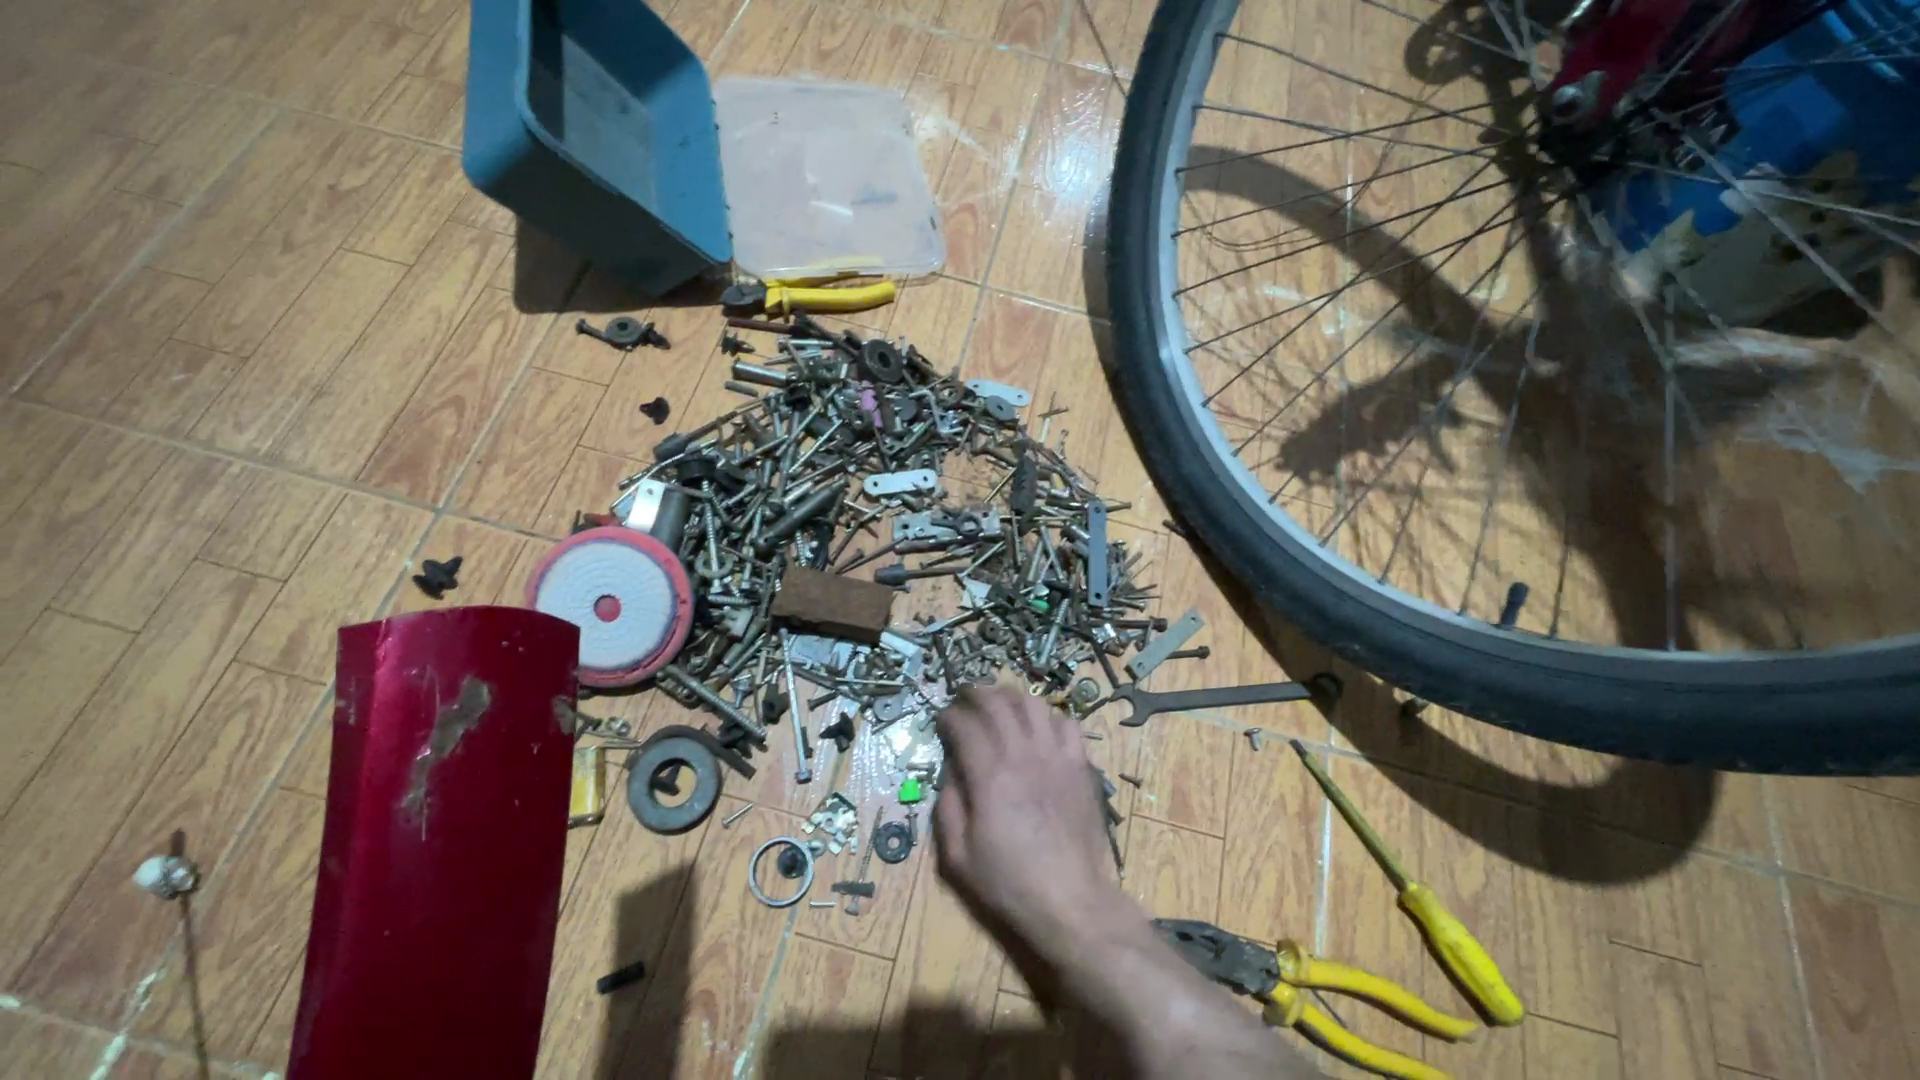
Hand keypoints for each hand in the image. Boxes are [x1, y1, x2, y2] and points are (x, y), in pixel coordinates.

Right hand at [933, 685, 1120, 946]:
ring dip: (1011, 697)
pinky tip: (1038, 727)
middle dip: (976, 694)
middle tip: (964, 700)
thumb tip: (950, 771)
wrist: (1071, 901)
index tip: (941, 721)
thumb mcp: (958, 856)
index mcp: (990, 777)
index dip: (948, 716)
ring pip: (1034, 704)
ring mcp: (1057, 758)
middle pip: (998, 703)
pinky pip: (1067, 723)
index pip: (965, 725)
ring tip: (999, 702)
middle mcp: (1024, 756)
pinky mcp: (1081, 767)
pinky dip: (1047, 716)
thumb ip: (948, 806)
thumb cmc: (1009, 884)